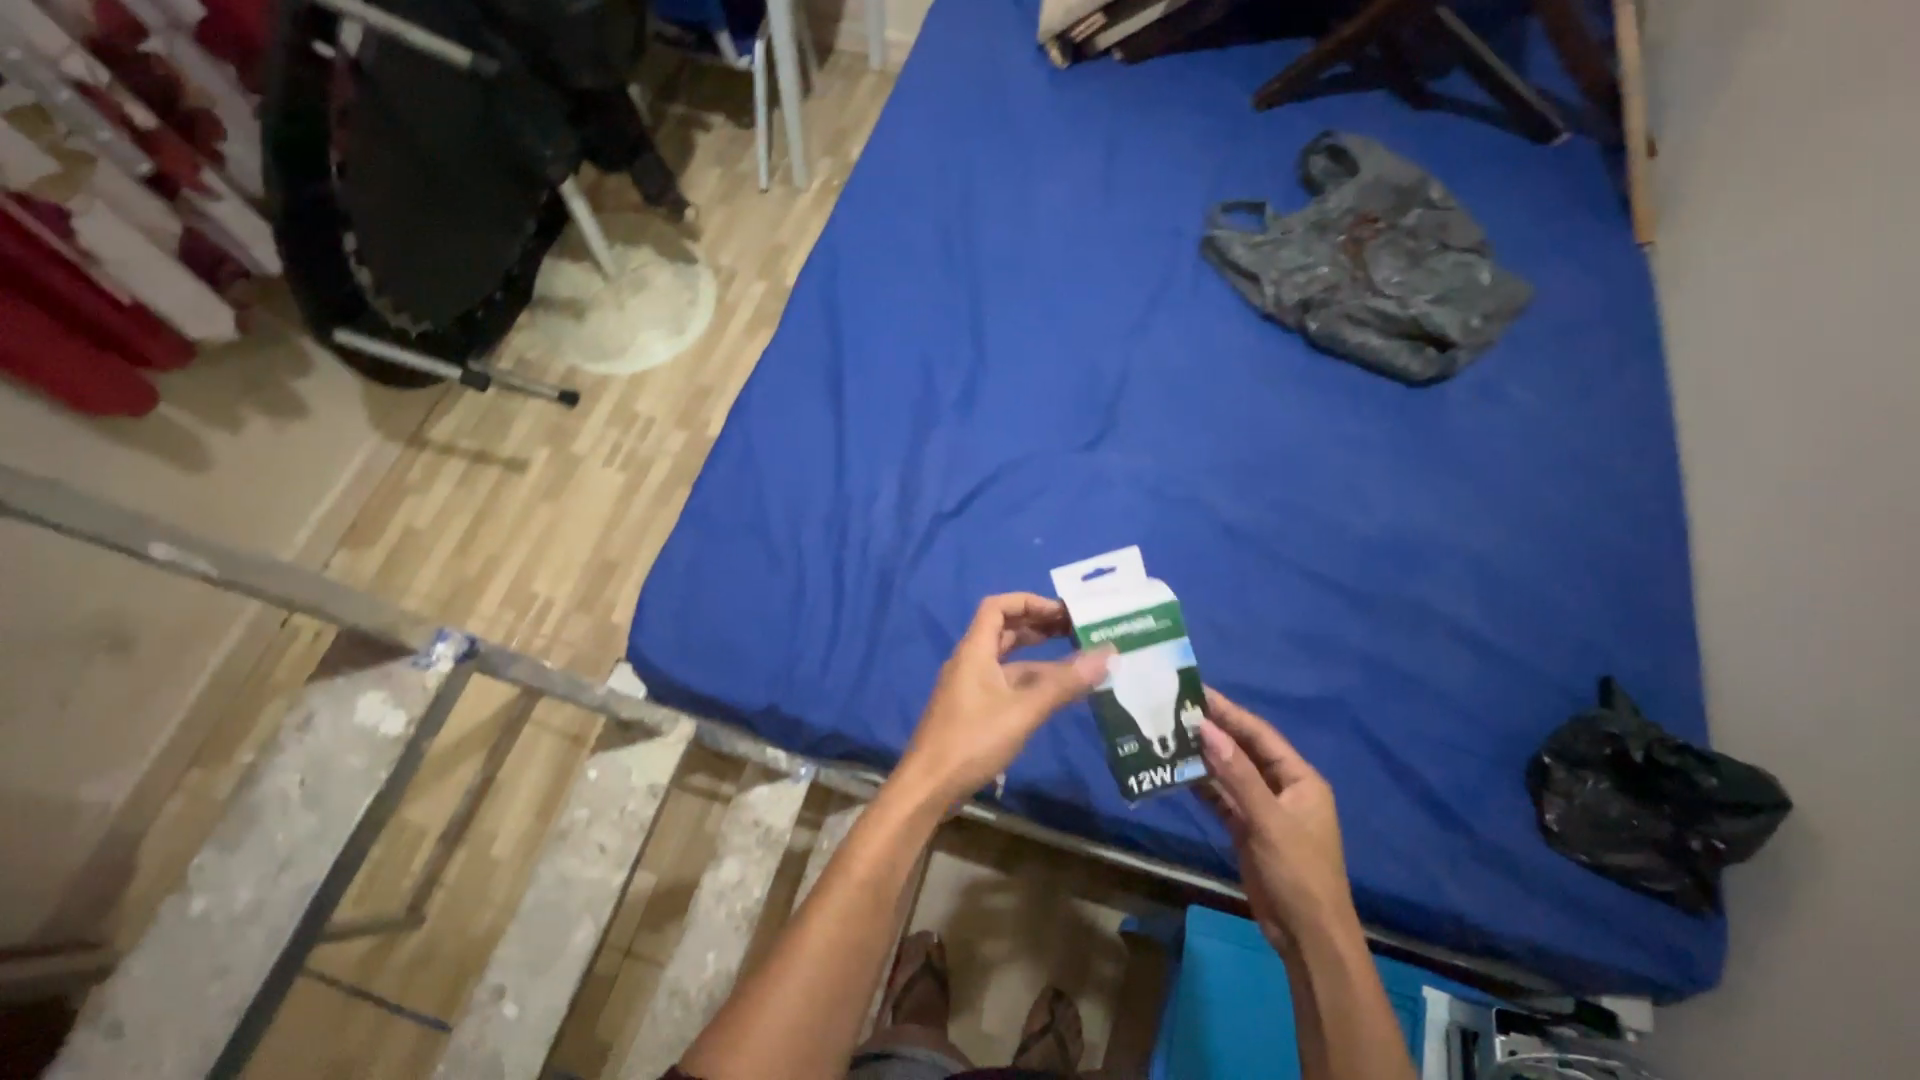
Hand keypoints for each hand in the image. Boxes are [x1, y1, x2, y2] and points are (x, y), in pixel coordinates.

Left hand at [896, 594, 1112, 805]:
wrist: (928, 787)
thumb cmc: (972, 740)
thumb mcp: (1024, 710)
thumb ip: (1064, 683)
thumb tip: (1107, 654)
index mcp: (975, 651)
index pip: (997, 607)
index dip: (1029, 602)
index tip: (1063, 612)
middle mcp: (970, 662)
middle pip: (1004, 631)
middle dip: (1039, 626)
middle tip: (1076, 631)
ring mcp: (970, 688)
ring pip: (1007, 661)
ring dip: (1038, 657)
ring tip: (1076, 660)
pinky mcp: (973, 711)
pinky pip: (1005, 684)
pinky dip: (1030, 682)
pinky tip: (1055, 695)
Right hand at [1195, 687, 1354, 953]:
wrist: (1307, 935)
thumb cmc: (1298, 873)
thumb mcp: (1269, 821)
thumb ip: (1237, 775)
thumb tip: (1207, 729)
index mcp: (1300, 779)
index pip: (1260, 735)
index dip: (1229, 713)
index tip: (1197, 691)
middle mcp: (1283, 788)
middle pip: (1244, 751)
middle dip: (1213, 731)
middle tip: (1175, 708)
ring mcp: (1264, 810)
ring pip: (1229, 775)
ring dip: (1203, 758)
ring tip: (1169, 735)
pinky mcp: (1247, 830)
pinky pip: (1222, 799)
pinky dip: (1202, 787)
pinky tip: (1176, 773)